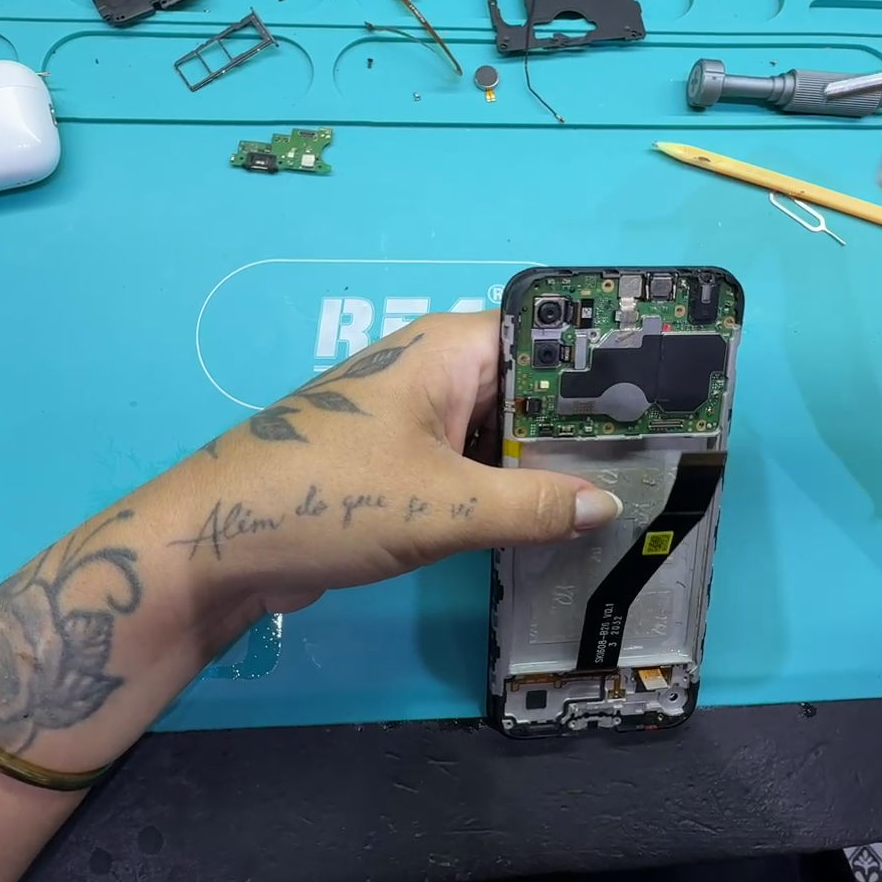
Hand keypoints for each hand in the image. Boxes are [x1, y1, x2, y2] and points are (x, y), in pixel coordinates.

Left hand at [159, 311, 619, 611]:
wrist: (222, 542)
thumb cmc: (332, 499)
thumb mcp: (444, 504)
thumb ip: (533, 505)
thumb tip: (608, 505)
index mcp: (448, 349)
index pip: (545, 338)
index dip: (601, 368)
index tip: (659, 405)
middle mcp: (436, 372)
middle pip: (527, 390)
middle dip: (579, 428)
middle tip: (651, 464)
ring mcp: (416, 419)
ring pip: (499, 433)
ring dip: (543, 466)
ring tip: (618, 495)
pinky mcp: (402, 462)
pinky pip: (471, 466)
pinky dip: (506, 490)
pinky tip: (553, 520)